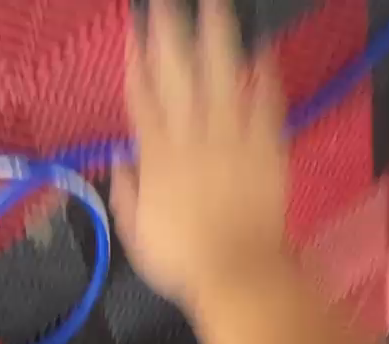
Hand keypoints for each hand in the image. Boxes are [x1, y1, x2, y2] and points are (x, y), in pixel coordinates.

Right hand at [112, 0, 291, 311]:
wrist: (237, 271)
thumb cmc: (180, 260)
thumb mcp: (136, 234)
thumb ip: (127, 193)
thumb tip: (122, 160)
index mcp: (158, 160)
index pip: (143, 100)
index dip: (137, 62)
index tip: (134, 30)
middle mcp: (193, 138)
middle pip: (179, 75)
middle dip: (170, 34)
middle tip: (165, 2)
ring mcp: (233, 138)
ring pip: (223, 76)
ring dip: (217, 36)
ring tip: (215, 3)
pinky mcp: (265, 145)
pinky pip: (265, 101)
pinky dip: (264, 74)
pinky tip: (262, 49)